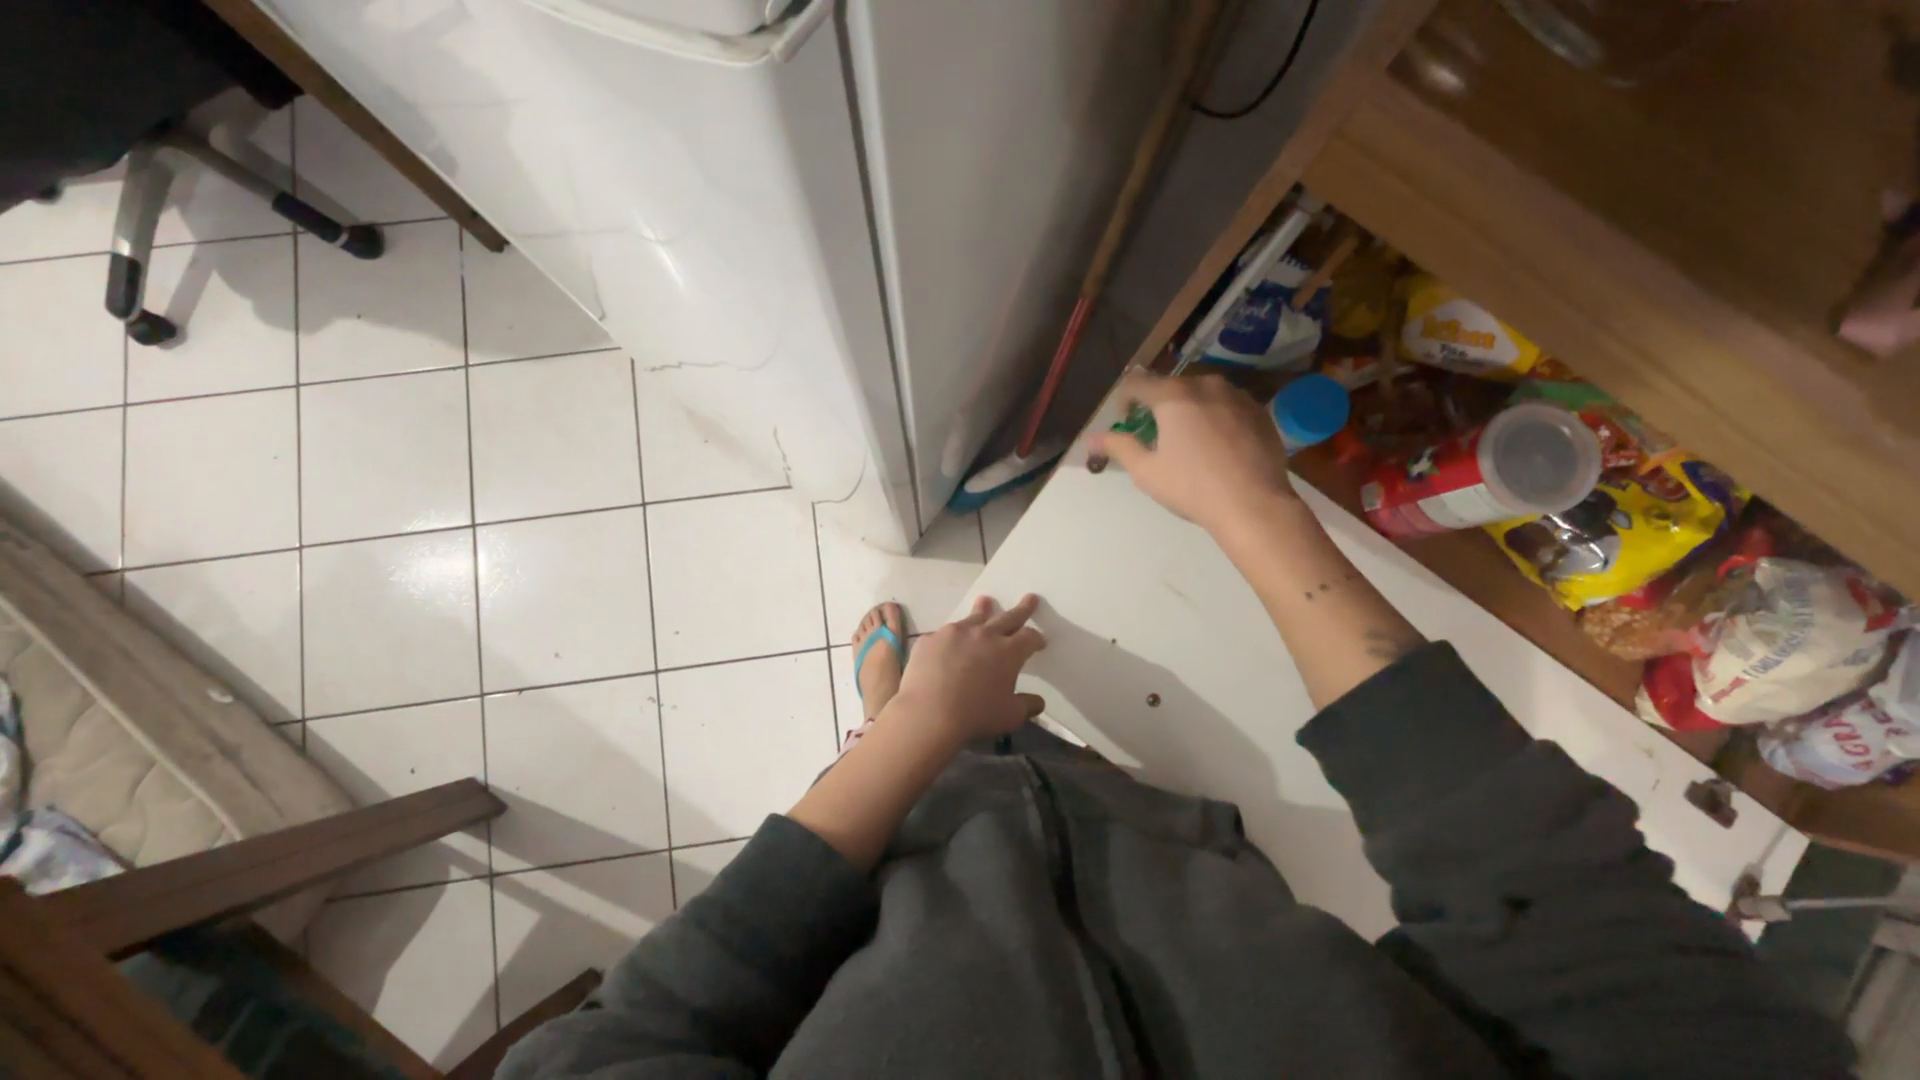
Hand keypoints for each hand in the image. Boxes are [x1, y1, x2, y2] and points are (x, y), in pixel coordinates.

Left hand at [889, 594, 1046, 738]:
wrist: (929, 714)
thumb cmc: (976, 716)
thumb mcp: (1010, 716)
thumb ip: (1027, 706)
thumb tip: (1038, 702)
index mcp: (1008, 652)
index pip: (1029, 637)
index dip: (1037, 639)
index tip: (1039, 642)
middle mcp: (984, 635)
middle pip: (1008, 617)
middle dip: (1022, 609)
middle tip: (1030, 598)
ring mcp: (954, 633)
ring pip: (973, 617)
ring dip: (983, 610)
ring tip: (985, 601)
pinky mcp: (930, 640)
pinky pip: (944, 635)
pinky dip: (952, 637)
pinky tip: (948, 642)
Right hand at [1086, 371, 1300, 534]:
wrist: (1254, 504)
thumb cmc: (1192, 488)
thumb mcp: (1146, 471)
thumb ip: (1117, 446)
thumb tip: (1091, 438)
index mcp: (1173, 396)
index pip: (1137, 383)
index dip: (1124, 400)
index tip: (1126, 421)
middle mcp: (1206, 384)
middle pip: (1172, 386)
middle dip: (1159, 405)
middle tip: (1157, 435)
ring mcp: (1237, 395)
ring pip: (1203, 393)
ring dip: (1190, 409)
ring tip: (1190, 440)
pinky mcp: (1260, 411)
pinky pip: (1229, 405)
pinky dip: (1217, 417)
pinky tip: (1219, 446)